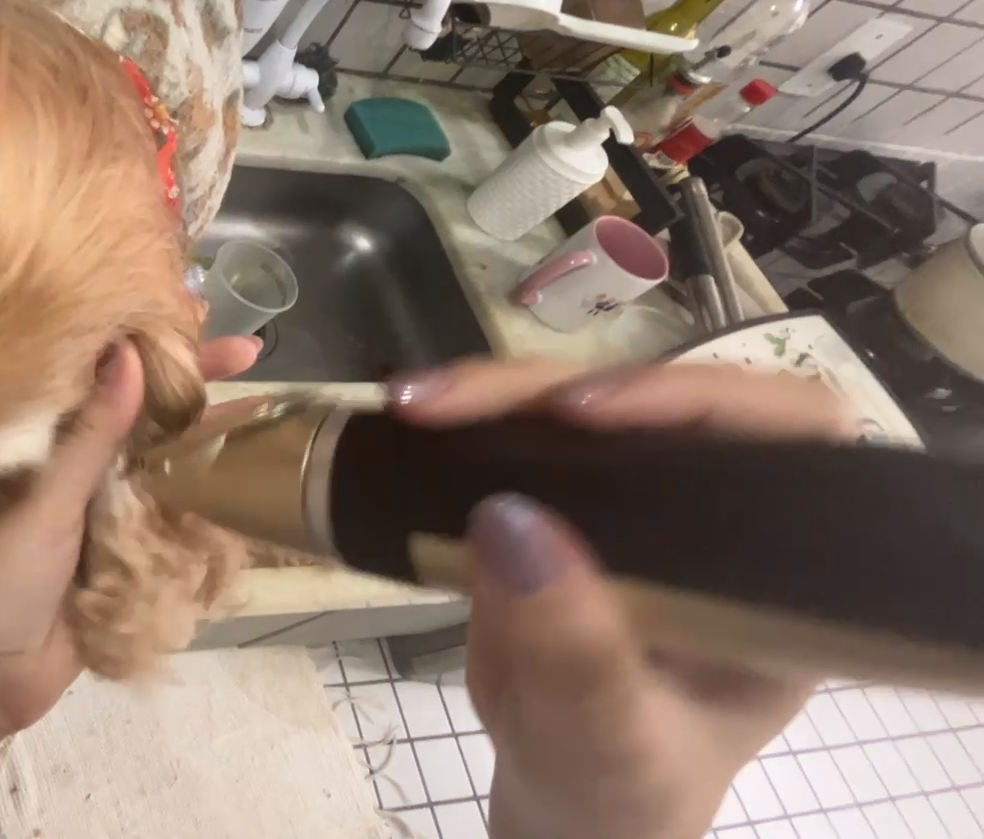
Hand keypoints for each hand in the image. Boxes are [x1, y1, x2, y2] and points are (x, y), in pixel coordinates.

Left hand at [0, 335, 261, 760]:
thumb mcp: (43, 504)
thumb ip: (90, 436)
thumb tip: (128, 352)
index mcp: (47, 442)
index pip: (108, 380)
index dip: (153, 347)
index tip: (207, 317)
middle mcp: (77, 469)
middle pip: (145, 419)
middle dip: (193, 390)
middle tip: (252, 356)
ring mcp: (101, 514)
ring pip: (163, 468)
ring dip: (205, 447)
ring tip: (262, 415)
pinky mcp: (121, 559)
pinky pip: (169, 523)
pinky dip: (201, 506)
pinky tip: (241, 489)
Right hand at [391, 359, 857, 838]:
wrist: (558, 791)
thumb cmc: (614, 785)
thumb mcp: (604, 741)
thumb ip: (575, 653)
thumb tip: (507, 516)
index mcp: (771, 572)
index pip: (777, 437)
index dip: (691, 399)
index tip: (581, 410)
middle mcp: (701, 516)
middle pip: (636, 402)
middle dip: (533, 389)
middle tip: (436, 405)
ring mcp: (615, 501)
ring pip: (559, 404)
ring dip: (480, 392)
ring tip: (406, 406)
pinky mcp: (545, 499)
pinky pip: (503, 434)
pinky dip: (451, 420)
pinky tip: (403, 420)